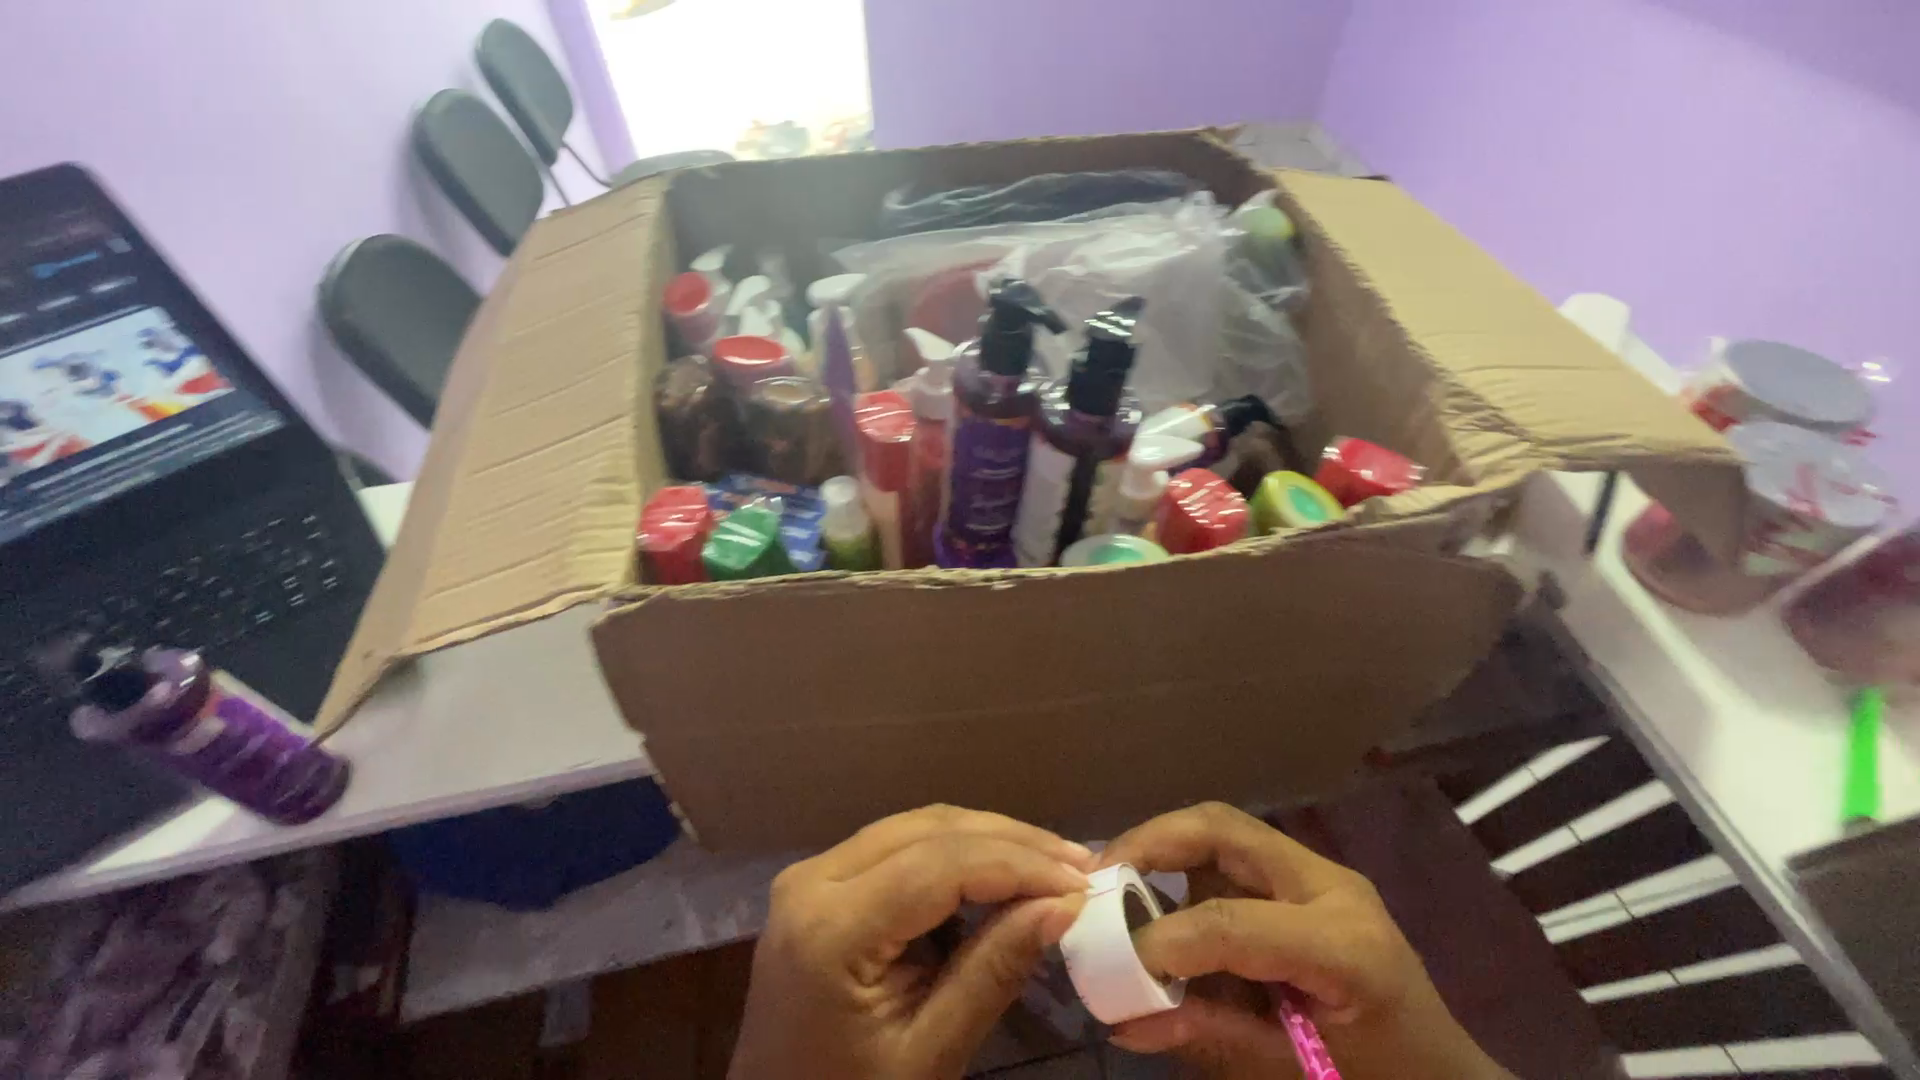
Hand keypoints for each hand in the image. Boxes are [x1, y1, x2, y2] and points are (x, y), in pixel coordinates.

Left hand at [729, 805, 1096, 1079]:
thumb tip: (1065, 904)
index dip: (1018, 864)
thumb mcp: (929, 1053)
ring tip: (1051, 864)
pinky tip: (998, 870)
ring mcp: (812, 873)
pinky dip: (954, 852)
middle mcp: (813, 878)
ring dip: (986, 839)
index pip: (939, 866)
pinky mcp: (821, 879)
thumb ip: (994, 970)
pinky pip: (898, 844)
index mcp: (830, 928)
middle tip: (1078, 863)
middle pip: (928, 830)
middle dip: (1009, 840)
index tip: (1083, 881)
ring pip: (915, 826)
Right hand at [1100, 803, 1512, 1079]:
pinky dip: (1181, 871)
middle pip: (1222, 828)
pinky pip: (1227, 855)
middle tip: (1098, 874)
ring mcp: (1316, 874)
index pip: (1237, 923)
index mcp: (1346, 947)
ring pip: (1220, 830)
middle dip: (1150, 841)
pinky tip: (1155, 901)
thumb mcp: (1294, 1069)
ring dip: (1160, 850)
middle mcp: (1329, 888)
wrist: (1446, 1073)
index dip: (1168, 937)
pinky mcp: (1301, 876)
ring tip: (1116, 884)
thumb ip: (1209, 1036)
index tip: (1117, 961)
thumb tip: (1123, 1023)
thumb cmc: (1380, 1076)